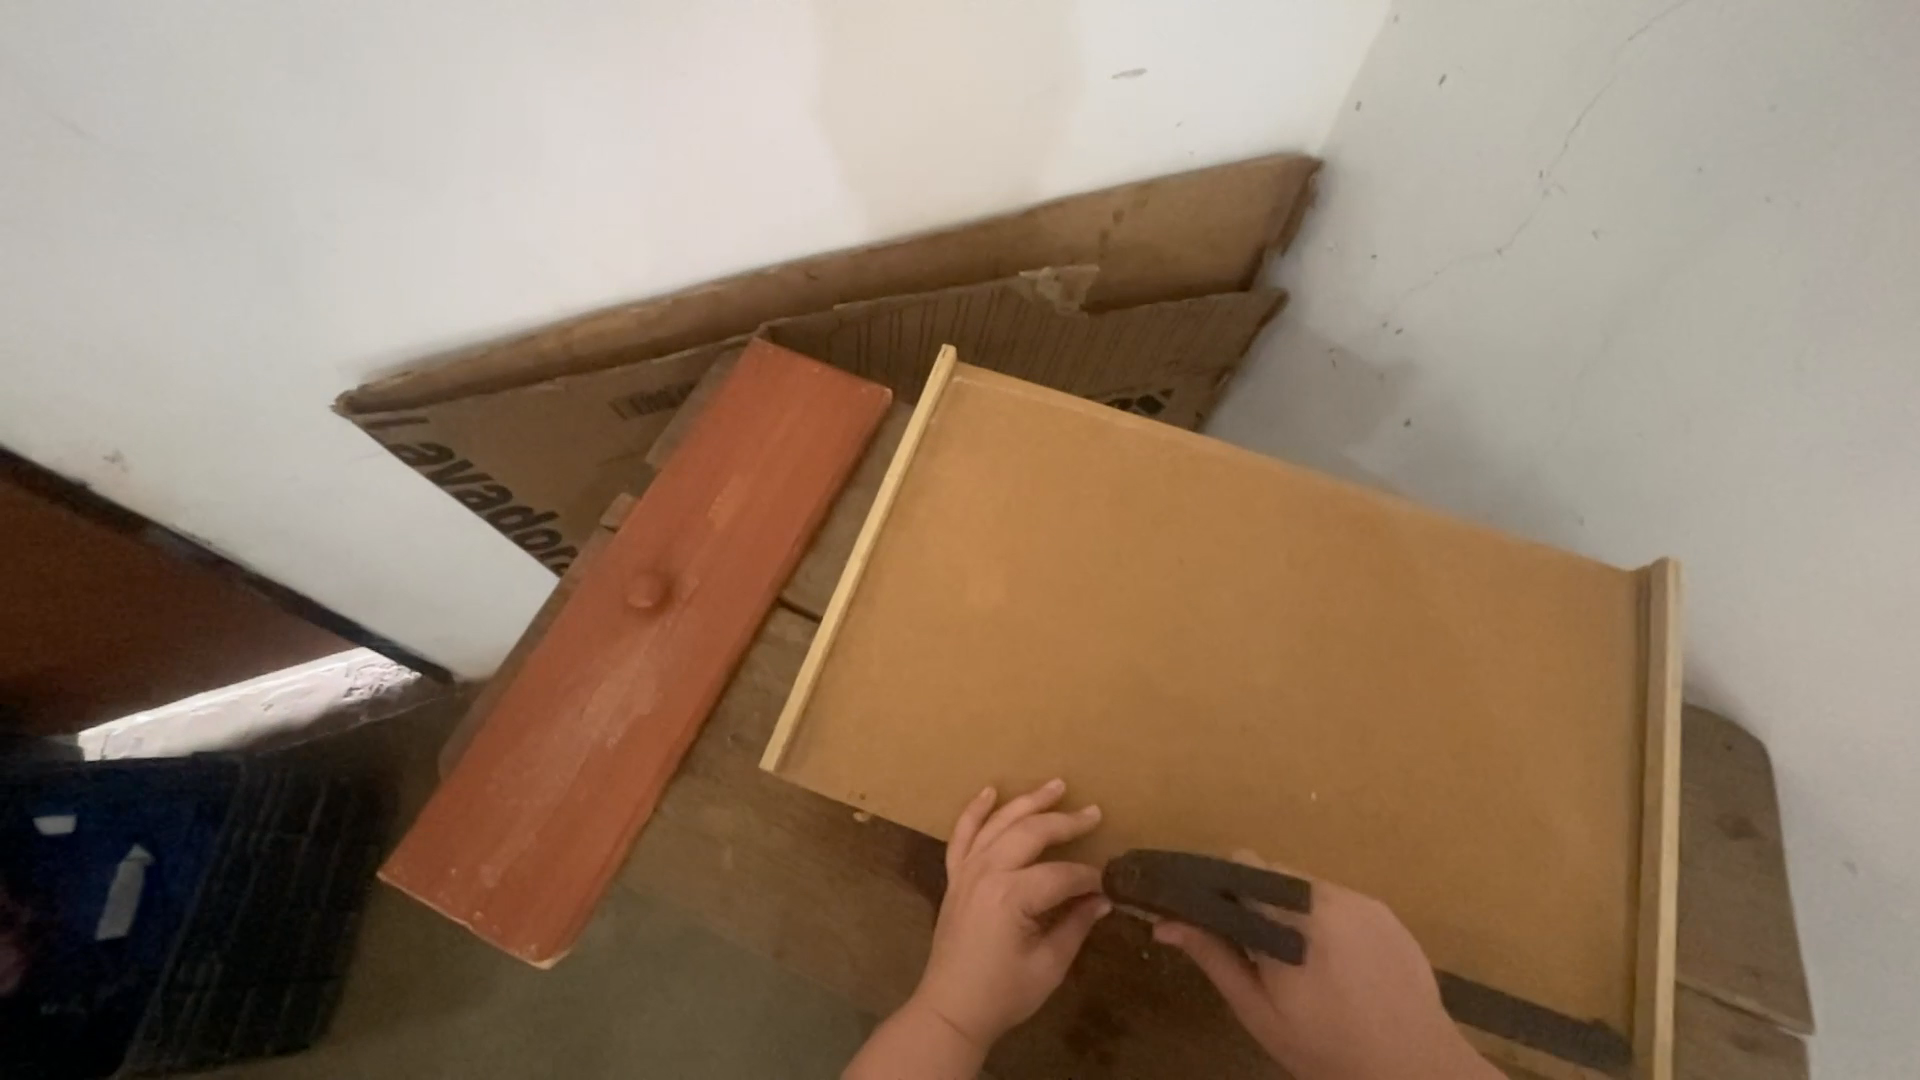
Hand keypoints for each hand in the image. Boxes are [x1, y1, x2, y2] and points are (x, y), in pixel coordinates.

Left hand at [912, 779, 1109, 1051]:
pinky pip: (962, 833)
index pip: (1061, 874)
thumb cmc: (1003, 993)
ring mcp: (967, 870)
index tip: (1109, 883)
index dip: (1088, 877)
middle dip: (1066, 821)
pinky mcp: (955, 875)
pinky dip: (975, 810)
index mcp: (1012, 896)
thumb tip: (1102, 900)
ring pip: (1000, 823)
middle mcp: (987, 872)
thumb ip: (1075, 925)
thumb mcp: (1049, 965)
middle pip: (1031, 833)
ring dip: (1028, 801)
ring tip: (1056, 785)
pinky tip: (990, 791)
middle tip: (1094, 812)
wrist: (951, 1008)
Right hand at [1153, 852, 1497, 1079]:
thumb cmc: (1328, 1050)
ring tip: (1302, 960)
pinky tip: (1338, 962)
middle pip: (1270, 871)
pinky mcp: (1383, 910)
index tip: (1215, 916)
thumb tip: (1164, 922)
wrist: (1421, 1073)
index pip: (1239, 864)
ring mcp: (1357, 899)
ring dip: (1290, 908)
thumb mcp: (1259, 1012)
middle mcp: (1321, 894)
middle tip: (1259, 949)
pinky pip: (1336, 899)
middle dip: (1256, 899)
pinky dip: (1324, 918)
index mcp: (1286, 917)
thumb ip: (1213, 957)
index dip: (1221, 884)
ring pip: (1301, 883)